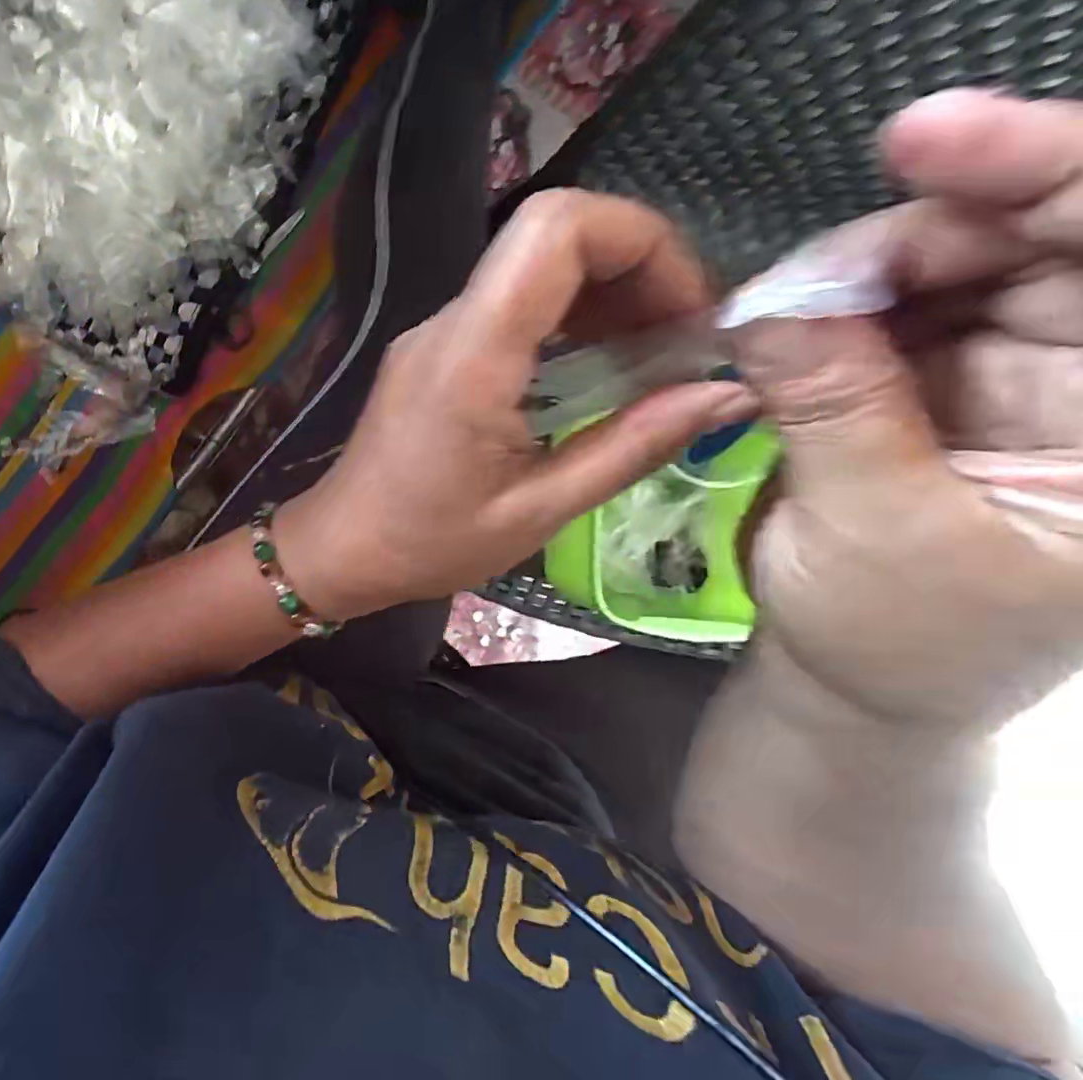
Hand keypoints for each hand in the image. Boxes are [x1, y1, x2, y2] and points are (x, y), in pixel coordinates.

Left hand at [272, 190, 758, 621]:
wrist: (339, 549)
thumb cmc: (423, 543)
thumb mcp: (535, 511)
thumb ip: (631, 445)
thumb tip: (729, 391)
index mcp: (468, 357)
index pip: (554, 228)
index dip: (641, 241)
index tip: (685, 313)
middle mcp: (444, 329)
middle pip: (548, 239)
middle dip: (635, 271)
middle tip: (679, 343)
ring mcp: (431, 338)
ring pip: (529, 271)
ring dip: (603, 297)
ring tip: (647, 362)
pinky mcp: (428, 356)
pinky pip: (505, 309)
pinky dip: (563, 323)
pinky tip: (592, 374)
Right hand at [734, 89, 1082, 732]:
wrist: (862, 676)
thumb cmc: (896, 632)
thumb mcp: (871, 528)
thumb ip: (837, 410)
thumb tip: (771, 308)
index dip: (1055, 173)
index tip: (926, 136)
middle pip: (1061, 236)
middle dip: (922, 235)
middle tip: (792, 280)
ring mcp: (1040, 364)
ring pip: (969, 262)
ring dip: (859, 276)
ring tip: (768, 316)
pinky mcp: (956, 374)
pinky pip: (900, 308)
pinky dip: (832, 310)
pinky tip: (780, 329)